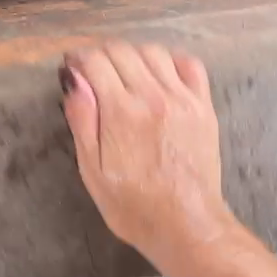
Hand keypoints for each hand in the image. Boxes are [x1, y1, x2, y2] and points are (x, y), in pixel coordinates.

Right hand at [62, 41, 238, 268]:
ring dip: (132, 55)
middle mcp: (152, 96)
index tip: (72, 68)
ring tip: (124, 73)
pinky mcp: (204, 106)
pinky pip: (189, 64)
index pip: (94, 60)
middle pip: (121, 49)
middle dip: (100, 55)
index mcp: (120, 111)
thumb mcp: (91, 170)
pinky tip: (159, 75)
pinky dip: (170, 61)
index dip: (77, 58)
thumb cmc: (132, 205)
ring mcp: (182, 99)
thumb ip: (82, 119)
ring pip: (153, 51)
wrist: (187, 227)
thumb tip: (74, 78)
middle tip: (93, 72)